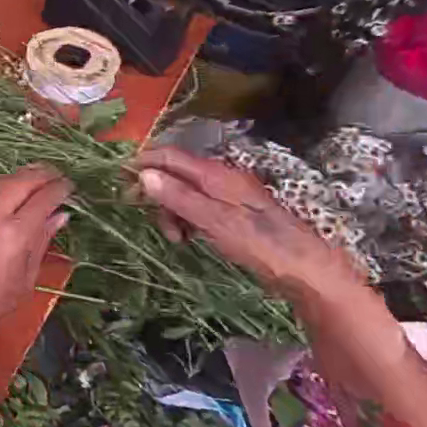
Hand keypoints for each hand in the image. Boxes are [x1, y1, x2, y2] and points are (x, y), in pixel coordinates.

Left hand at [0, 165, 71, 382]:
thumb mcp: (26, 279)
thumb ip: (42, 242)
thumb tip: (59, 217)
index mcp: (15, 235)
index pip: (44, 199)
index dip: (60, 189)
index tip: (69, 187)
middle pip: (23, 181)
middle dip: (43, 174)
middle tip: (57, 174)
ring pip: (0, 180)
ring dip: (20, 174)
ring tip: (35, 175)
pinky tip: (3, 184)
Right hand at [133, 146, 364, 302]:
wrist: (305, 270)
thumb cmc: (259, 244)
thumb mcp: (212, 220)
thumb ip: (178, 196)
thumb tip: (144, 174)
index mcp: (215, 174)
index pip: (168, 156)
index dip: (142, 164)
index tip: (120, 181)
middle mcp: (220, 178)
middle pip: (174, 175)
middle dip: (158, 196)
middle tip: (156, 224)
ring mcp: (227, 195)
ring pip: (184, 194)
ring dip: (172, 213)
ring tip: (178, 239)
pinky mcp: (232, 212)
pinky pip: (198, 208)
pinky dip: (187, 220)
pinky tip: (191, 238)